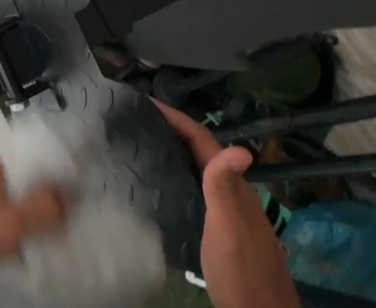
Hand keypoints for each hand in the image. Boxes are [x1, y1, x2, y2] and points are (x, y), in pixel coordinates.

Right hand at [155, 101, 300, 307]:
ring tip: (138, 148)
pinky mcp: (217, 231)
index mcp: (234, 187)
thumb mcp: (229, 229)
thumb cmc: (242, 273)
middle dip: (170, 130)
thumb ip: (227, 189)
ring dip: (171, 153)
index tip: (144, 103)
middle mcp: (232, 194)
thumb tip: (242, 148)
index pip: (204, 140)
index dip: (177, 118)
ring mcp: (226, 214)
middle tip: (133, 121)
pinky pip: (192, 192)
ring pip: (196, 171)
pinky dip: (173, 180)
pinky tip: (156, 190)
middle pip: (199, 151)